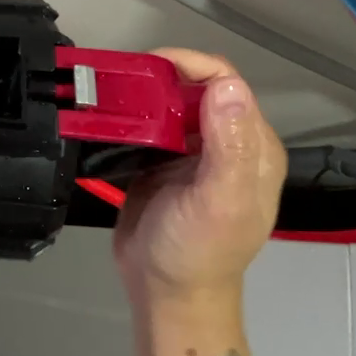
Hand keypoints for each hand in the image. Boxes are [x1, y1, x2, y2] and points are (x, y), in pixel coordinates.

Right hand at [113, 49, 286, 304]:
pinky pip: (144, 125)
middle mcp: (223, 142)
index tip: (145, 66)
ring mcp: (189, 152)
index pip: (225, 83)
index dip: (188, 65)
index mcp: (251, 147)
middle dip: (156, 76)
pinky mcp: (157, 161)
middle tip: (117, 82)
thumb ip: (230, 146)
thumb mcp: (220, 201)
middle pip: (192, 87)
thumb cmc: (198, 250)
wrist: (164, 290)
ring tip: (104, 95)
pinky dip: (125, 115)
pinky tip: (104, 117)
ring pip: (165, 103)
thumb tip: (227, 86)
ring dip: (137, 94)